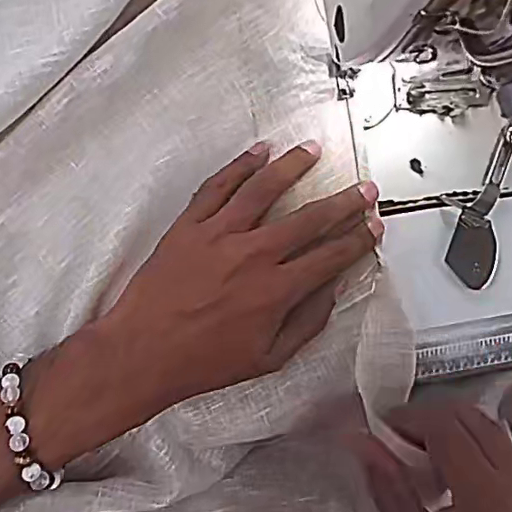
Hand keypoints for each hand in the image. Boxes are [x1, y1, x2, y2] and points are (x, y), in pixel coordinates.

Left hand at [94, 141, 381, 413]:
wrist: (141, 353)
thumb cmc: (198, 360)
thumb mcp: (267, 359)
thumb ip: (306, 324)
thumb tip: (329, 294)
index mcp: (274, 291)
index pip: (330, 256)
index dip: (357, 239)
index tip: (370, 227)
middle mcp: (251, 256)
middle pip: (309, 218)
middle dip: (343, 202)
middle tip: (361, 189)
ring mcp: (218, 236)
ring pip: (264, 189)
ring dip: (293, 167)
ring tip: (311, 151)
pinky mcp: (188, 227)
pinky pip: (217, 187)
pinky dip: (239, 166)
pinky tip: (257, 153)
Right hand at [355, 399, 511, 511]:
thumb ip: (390, 488)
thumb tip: (363, 445)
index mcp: (486, 490)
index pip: (443, 425)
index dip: (408, 418)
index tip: (382, 428)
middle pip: (467, 415)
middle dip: (429, 418)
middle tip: (400, 439)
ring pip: (488, 427)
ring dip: (453, 430)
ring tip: (426, 458)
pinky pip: (505, 447)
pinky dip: (477, 446)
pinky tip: (459, 476)